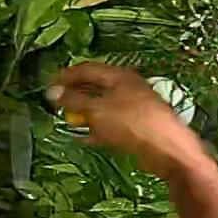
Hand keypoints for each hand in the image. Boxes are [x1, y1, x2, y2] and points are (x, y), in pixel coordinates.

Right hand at [48, 63, 208, 178]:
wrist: (167, 148)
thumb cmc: (132, 122)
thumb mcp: (97, 110)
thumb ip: (74, 101)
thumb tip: (52, 92)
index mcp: (118, 76)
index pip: (87, 69)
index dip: (67, 75)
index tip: (50, 84)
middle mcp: (126, 87)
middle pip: (95, 86)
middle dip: (75, 93)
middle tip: (57, 101)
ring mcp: (132, 107)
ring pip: (102, 105)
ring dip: (85, 111)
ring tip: (68, 118)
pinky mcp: (135, 126)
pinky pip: (110, 123)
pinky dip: (96, 128)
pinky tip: (84, 137)